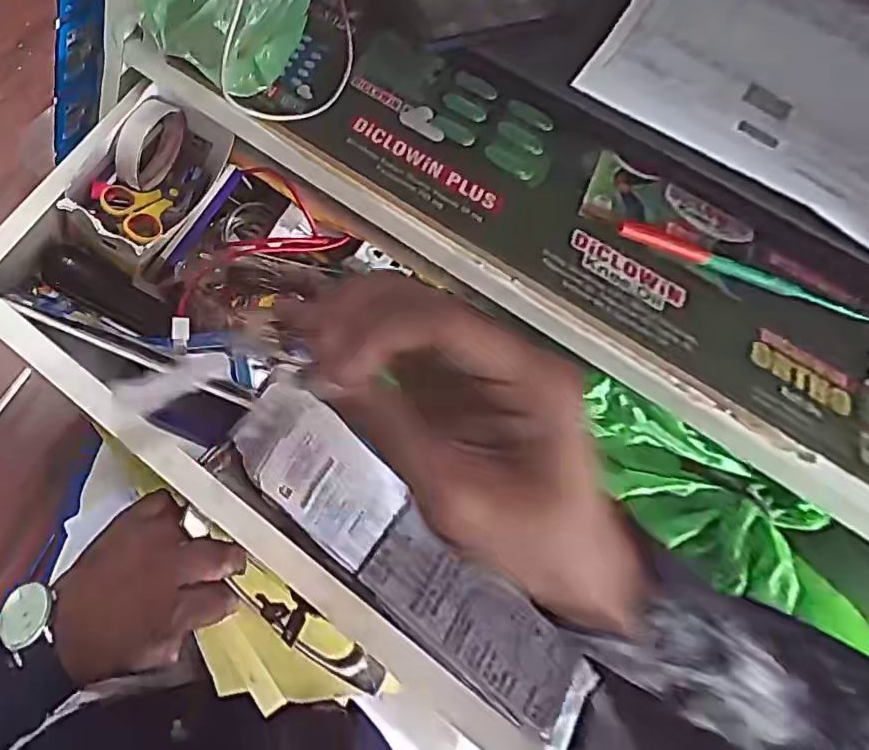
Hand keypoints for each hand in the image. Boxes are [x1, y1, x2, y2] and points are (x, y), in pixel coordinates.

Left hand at [52, 490, 245, 684]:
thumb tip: (213, 606)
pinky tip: (170, 520)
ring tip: (200, 540)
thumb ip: (191, 622)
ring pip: (192, 522)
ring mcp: (149, 537)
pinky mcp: (130, 520)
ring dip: (200, 533)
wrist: (66, 626)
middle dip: (229, 559)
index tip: (232, 594)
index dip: (231, 596)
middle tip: (232, 563)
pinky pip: (161, 501)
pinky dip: (170, 509)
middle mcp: (168, 566)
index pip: (220, 595)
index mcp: (177, 605)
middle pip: (214, 554)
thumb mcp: (159, 649)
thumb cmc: (111, 644)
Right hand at [298, 276, 645, 633]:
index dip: (377, 333)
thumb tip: (331, 379)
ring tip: (299, 328)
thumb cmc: (531, 544)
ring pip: (401, 305)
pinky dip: (351, 331)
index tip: (334, 368)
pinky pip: (391, 334)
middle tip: (304, 340)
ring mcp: (473, 357)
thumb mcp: (459, 500)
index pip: (442, 321)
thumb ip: (395, 432)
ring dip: (346, 312)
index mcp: (530, 376)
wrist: (569, 567)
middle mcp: (503, 351)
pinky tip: (314, 332)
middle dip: (353, 314)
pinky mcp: (446, 371)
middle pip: (418, 301)